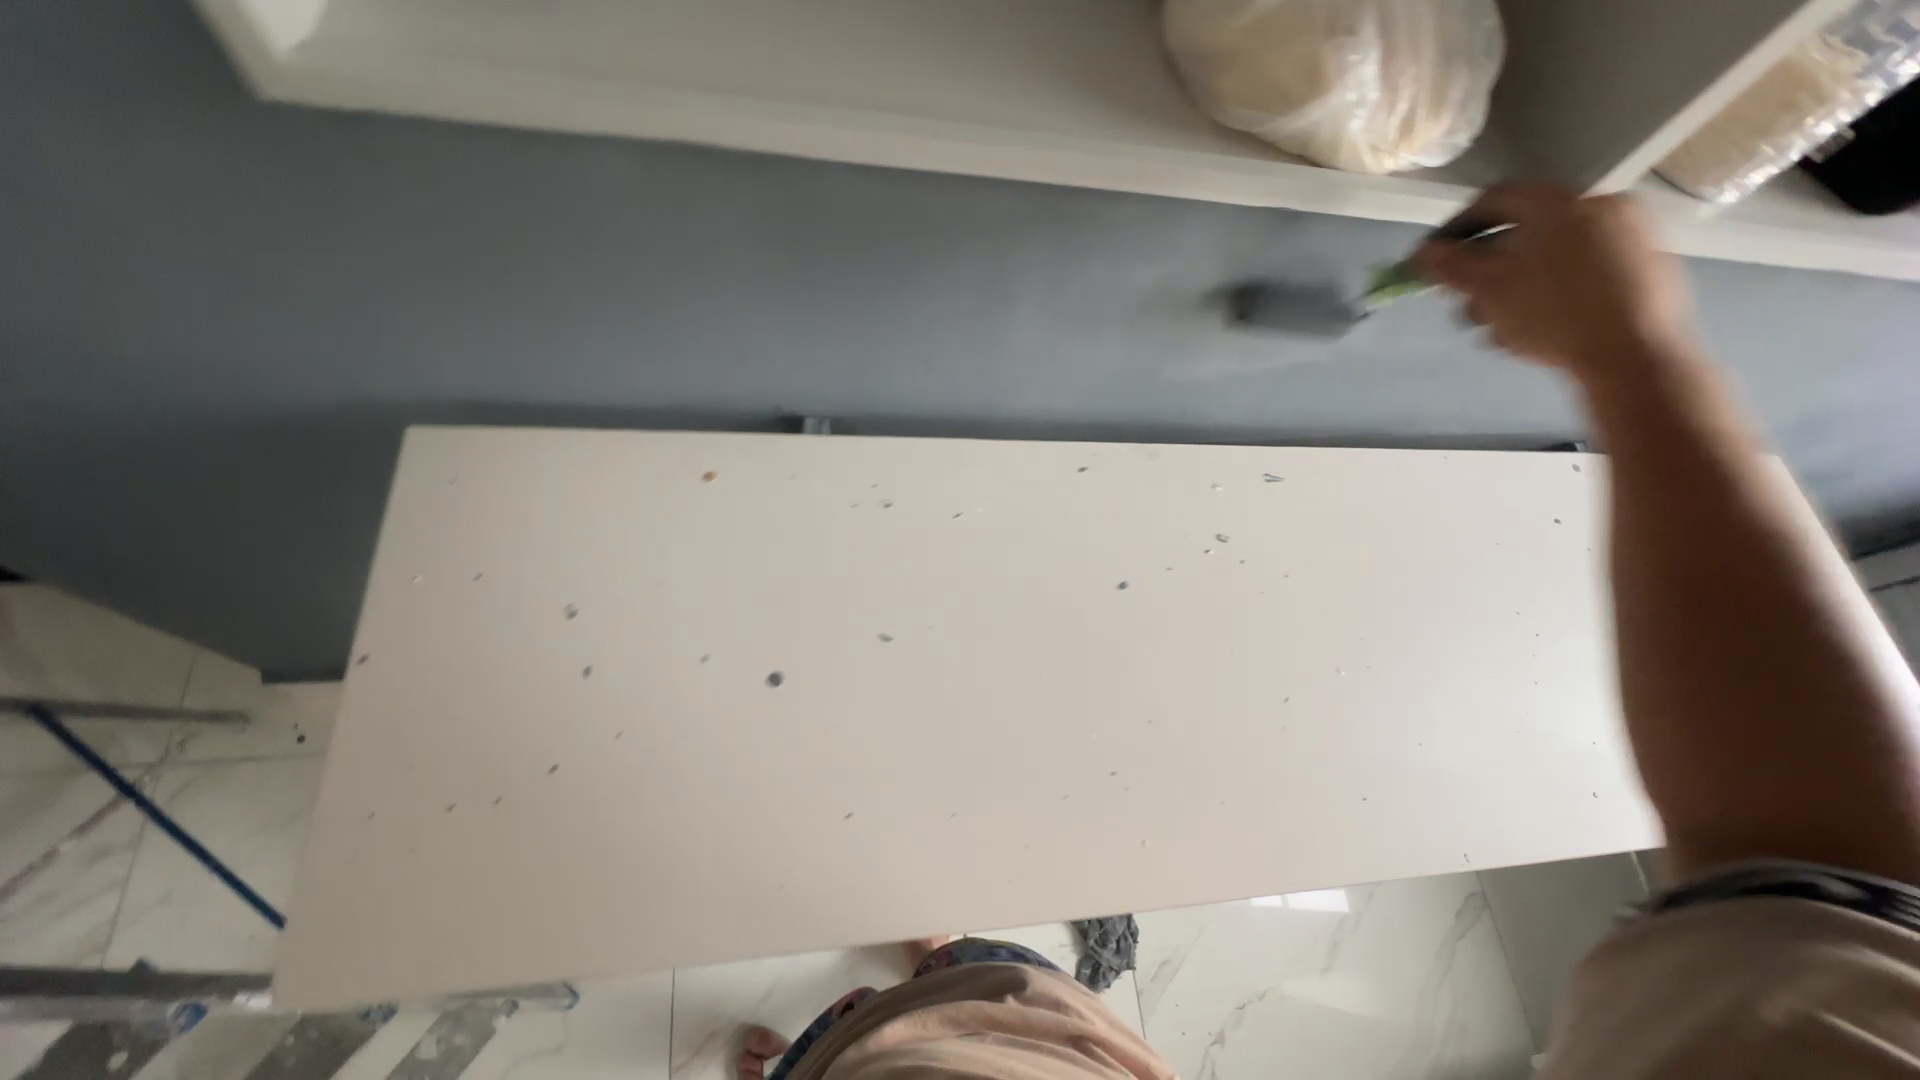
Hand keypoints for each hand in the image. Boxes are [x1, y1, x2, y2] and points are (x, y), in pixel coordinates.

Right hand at [1415, 184, 1700, 380]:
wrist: (1635, 353)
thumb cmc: (1552, 313)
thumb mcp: (1488, 289)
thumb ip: (1450, 266)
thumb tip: (1422, 252)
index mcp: (1560, 203)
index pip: (1494, 200)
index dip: (1455, 229)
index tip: (1433, 259)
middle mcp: (1599, 207)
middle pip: (1523, 233)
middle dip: (1485, 271)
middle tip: (1465, 304)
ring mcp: (1629, 238)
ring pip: (1550, 258)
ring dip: (1512, 290)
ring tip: (1496, 330)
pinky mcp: (1645, 270)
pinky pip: (1581, 274)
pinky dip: (1550, 296)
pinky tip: (1535, 331)